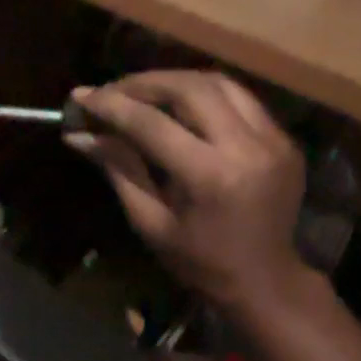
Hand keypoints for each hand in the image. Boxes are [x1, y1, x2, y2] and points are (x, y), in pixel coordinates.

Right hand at [66, 71, 310, 312]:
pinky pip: (240, 99)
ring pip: (219, 83)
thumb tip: (78, 135)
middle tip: (110, 91)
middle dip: (143, 83)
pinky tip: (177, 105)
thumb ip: (118, 169)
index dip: (111, 105)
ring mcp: (273, 140)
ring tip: (140, 91)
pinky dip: (203, 94)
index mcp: (209, 176)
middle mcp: (247, 148)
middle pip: (190, 89)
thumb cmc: (197, 259)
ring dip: (174, 81)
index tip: (80, 97)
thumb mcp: (148, 220)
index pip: (152, 123)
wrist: (264, 279)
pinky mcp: (283, 139)